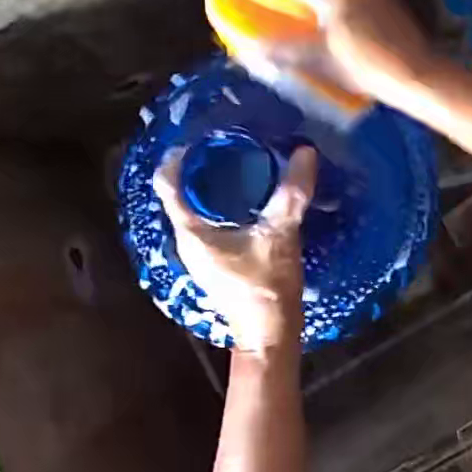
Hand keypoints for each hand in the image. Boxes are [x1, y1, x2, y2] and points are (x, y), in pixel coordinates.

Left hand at [154, 145, 318, 353]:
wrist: (269, 334)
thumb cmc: (266, 286)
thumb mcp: (281, 235)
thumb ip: (292, 193)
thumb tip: (305, 152)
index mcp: (191, 232)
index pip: (166, 184)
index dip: (177, 156)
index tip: (201, 137)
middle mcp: (187, 241)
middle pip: (181, 193)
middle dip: (201, 167)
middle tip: (228, 144)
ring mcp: (200, 254)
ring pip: (196, 209)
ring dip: (213, 187)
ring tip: (240, 164)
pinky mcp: (216, 262)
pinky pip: (211, 223)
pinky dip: (224, 206)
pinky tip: (249, 200)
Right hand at [222, 0, 438, 102]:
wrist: (420, 76)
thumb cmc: (368, 67)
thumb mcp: (322, 61)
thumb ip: (286, 51)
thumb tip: (253, 48)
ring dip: (315, 5)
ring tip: (300, 19)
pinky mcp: (391, 8)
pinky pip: (354, 5)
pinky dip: (337, 13)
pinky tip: (336, 31)